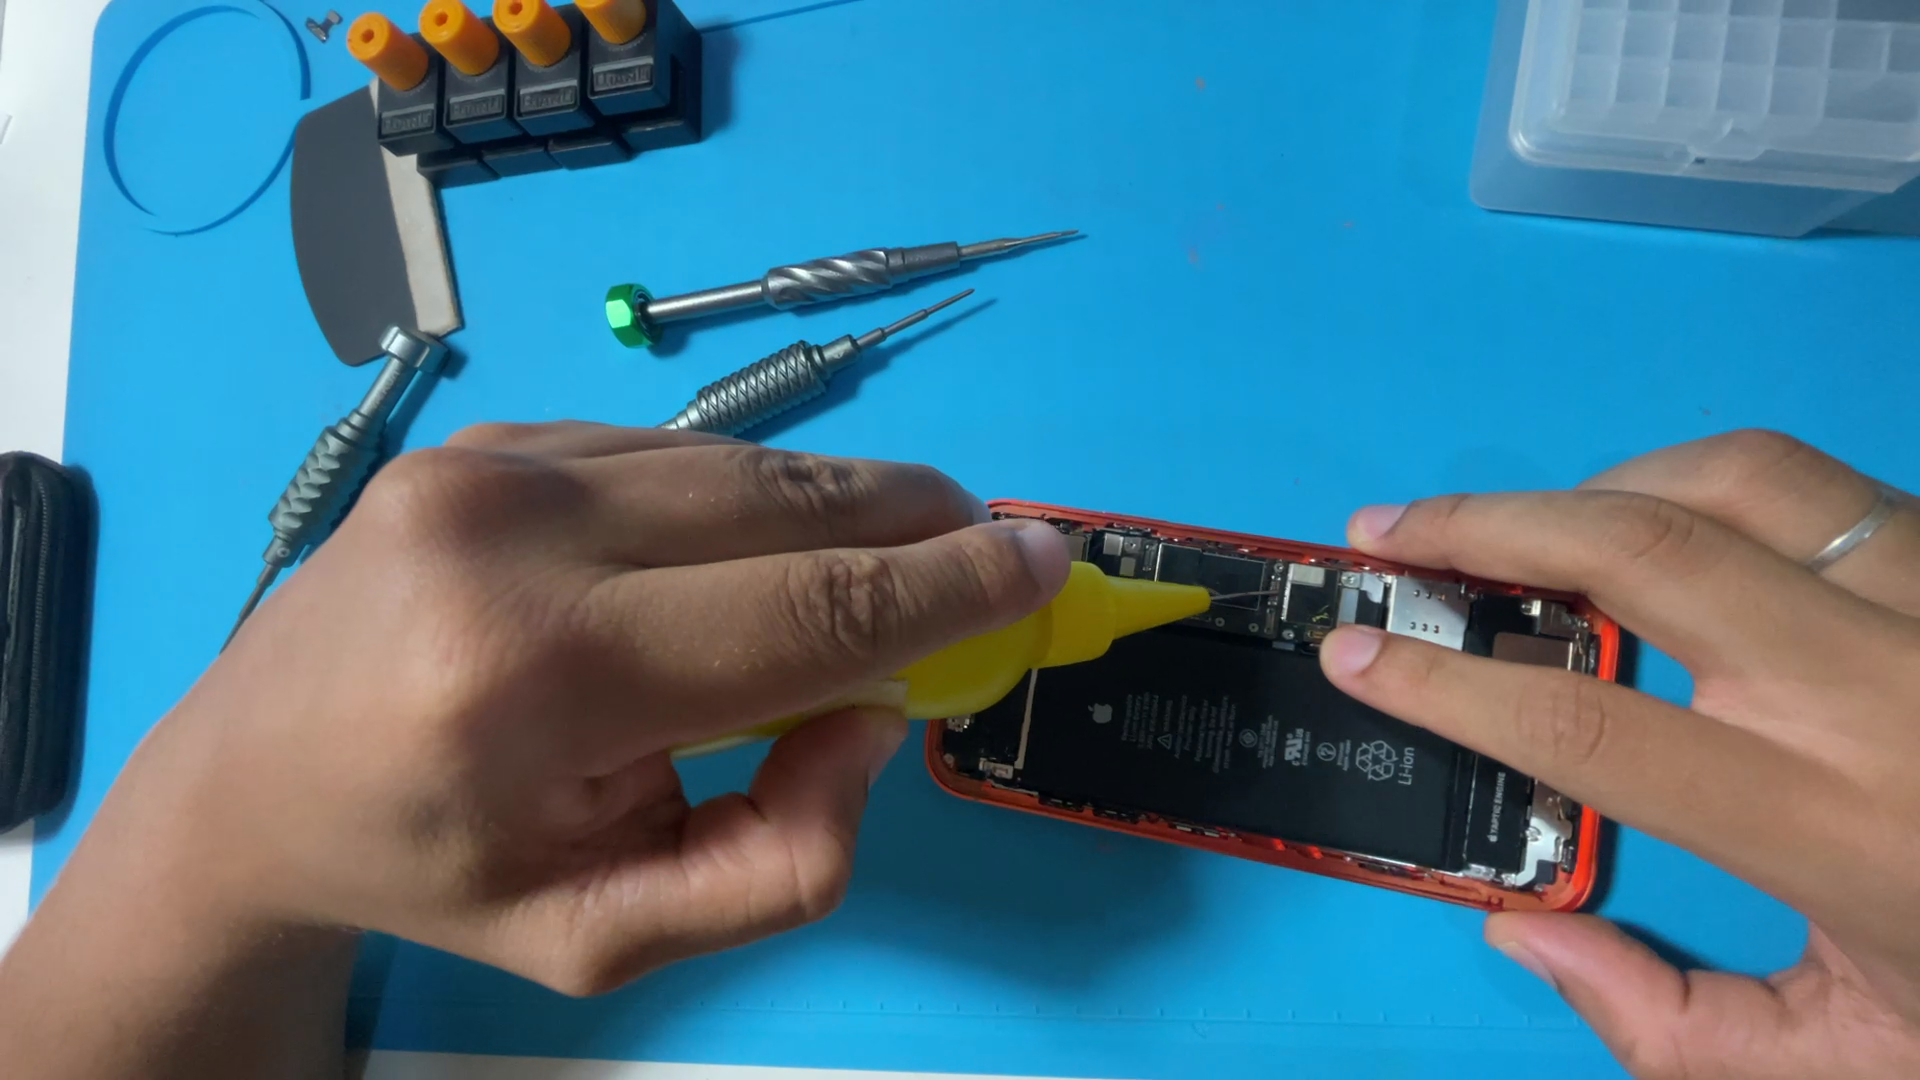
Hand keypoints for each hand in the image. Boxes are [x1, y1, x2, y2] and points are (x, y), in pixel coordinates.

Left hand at [81, 424, 1069, 991]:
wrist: (252, 777)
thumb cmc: (450, 871)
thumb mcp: (618, 934)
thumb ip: (786, 855)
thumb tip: (872, 712)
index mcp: (537, 676)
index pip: (809, 614)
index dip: (950, 587)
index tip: (1042, 559)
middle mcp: (515, 530)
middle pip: (792, 507)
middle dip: (920, 524)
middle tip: (992, 542)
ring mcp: (501, 459)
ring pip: (751, 467)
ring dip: (849, 507)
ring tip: (902, 543)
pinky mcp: (506, 431)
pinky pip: (691, 458)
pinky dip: (763, 500)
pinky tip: (764, 545)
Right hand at [1317, 431, 1919, 1078]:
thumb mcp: (1855, 1071)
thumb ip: (1667, 1028)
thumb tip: (1519, 932)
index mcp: (1838, 826)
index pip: (1579, 722)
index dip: (1437, 681)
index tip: (1346, 649)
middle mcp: (1884, 692)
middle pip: (1634, 551)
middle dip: (1478, 527)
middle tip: (1386, 533)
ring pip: (1724, 481)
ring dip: (1578, 493)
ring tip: (1510, 527)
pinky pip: (1802, 479)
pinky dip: (1679, 484)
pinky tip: (1639, 525)